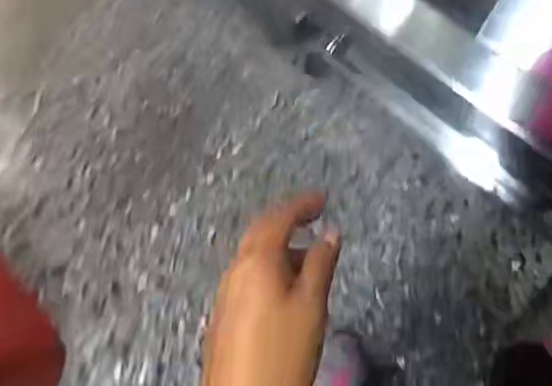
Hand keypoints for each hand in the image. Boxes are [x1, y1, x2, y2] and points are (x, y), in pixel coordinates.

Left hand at [203, 191, 341, 385]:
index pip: (279, 218)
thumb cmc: (282, 353)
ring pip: (253, 260)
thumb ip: (322, 262)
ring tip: (308, 262)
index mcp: (256, 262)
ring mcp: (224, 300)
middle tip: (313, 218)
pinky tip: (285, 293)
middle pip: (260, 234)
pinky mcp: (221, 325)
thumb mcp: (312, 303)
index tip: (323, 199)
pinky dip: (268, 273)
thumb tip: (330, 234)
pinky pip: (247, 282)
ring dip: (279, 250)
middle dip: (288, 223)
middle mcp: (235, 274)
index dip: (303, 204)